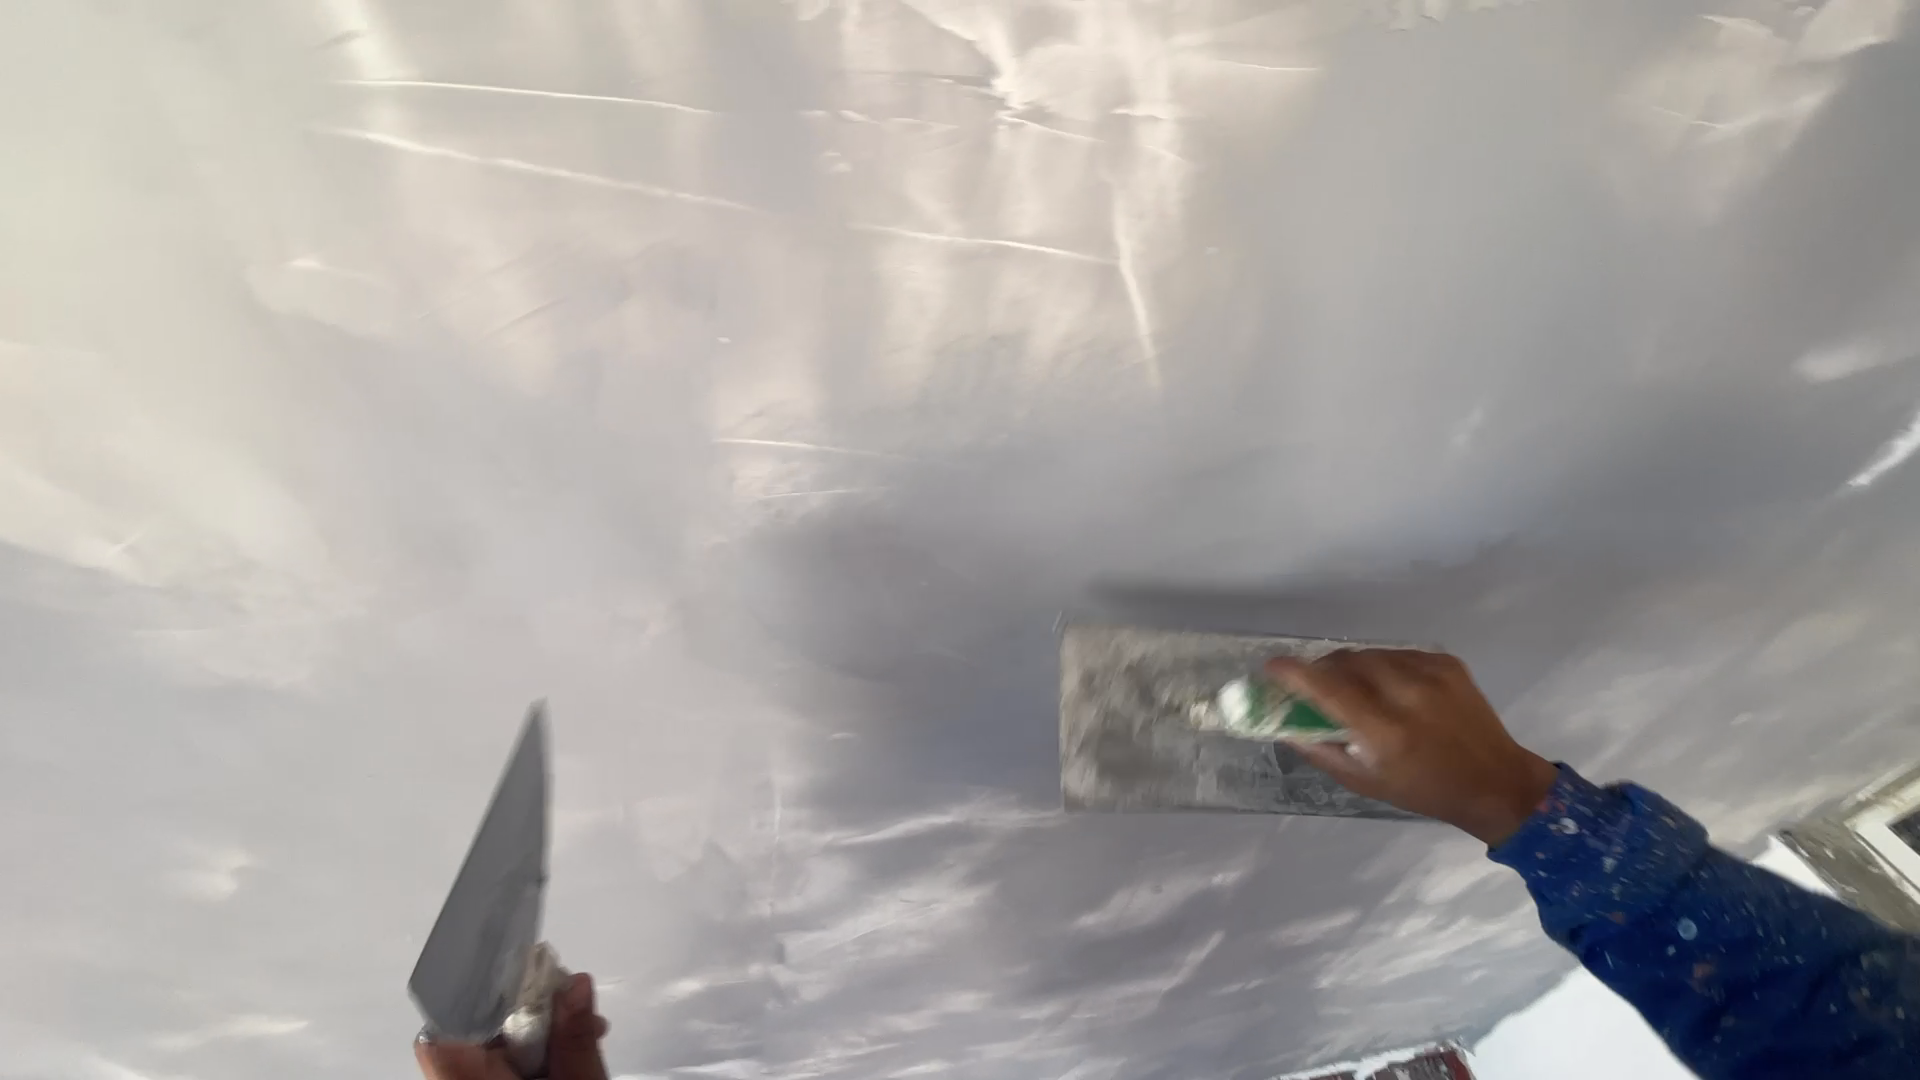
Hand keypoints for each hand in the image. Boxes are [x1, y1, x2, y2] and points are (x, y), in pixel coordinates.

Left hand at [415, 973, 611, 1079]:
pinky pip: (498, 1076)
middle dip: (529, 1012)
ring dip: (539, 1036)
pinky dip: (535, 1061)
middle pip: (475, 1039)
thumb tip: (575, 981)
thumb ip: (575, 1040)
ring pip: (491, 1058)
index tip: (527, 973)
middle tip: (582, 1005)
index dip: (477, 996)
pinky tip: (572, 1059)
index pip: (442, 1038)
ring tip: (589, 1034)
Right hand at [1267, 649, 1557, 845]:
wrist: (1499, 783)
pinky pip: (1396, 653)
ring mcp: (1432, 675)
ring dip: (1351, 665)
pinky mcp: (1447, 663)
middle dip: (1322, 668)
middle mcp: (1408, 696)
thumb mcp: (1364, 782)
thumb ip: (1319, 751)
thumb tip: (1282, 724)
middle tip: (1314, 682)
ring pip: (1369, 653)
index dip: (1295, 673)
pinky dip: (1382, 665)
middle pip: (1345, 661)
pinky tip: (1389, 685)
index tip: (1272, 667)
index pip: (1329, 689)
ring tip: (1354, 685)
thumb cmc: (1423, 788)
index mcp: (1385, 731)